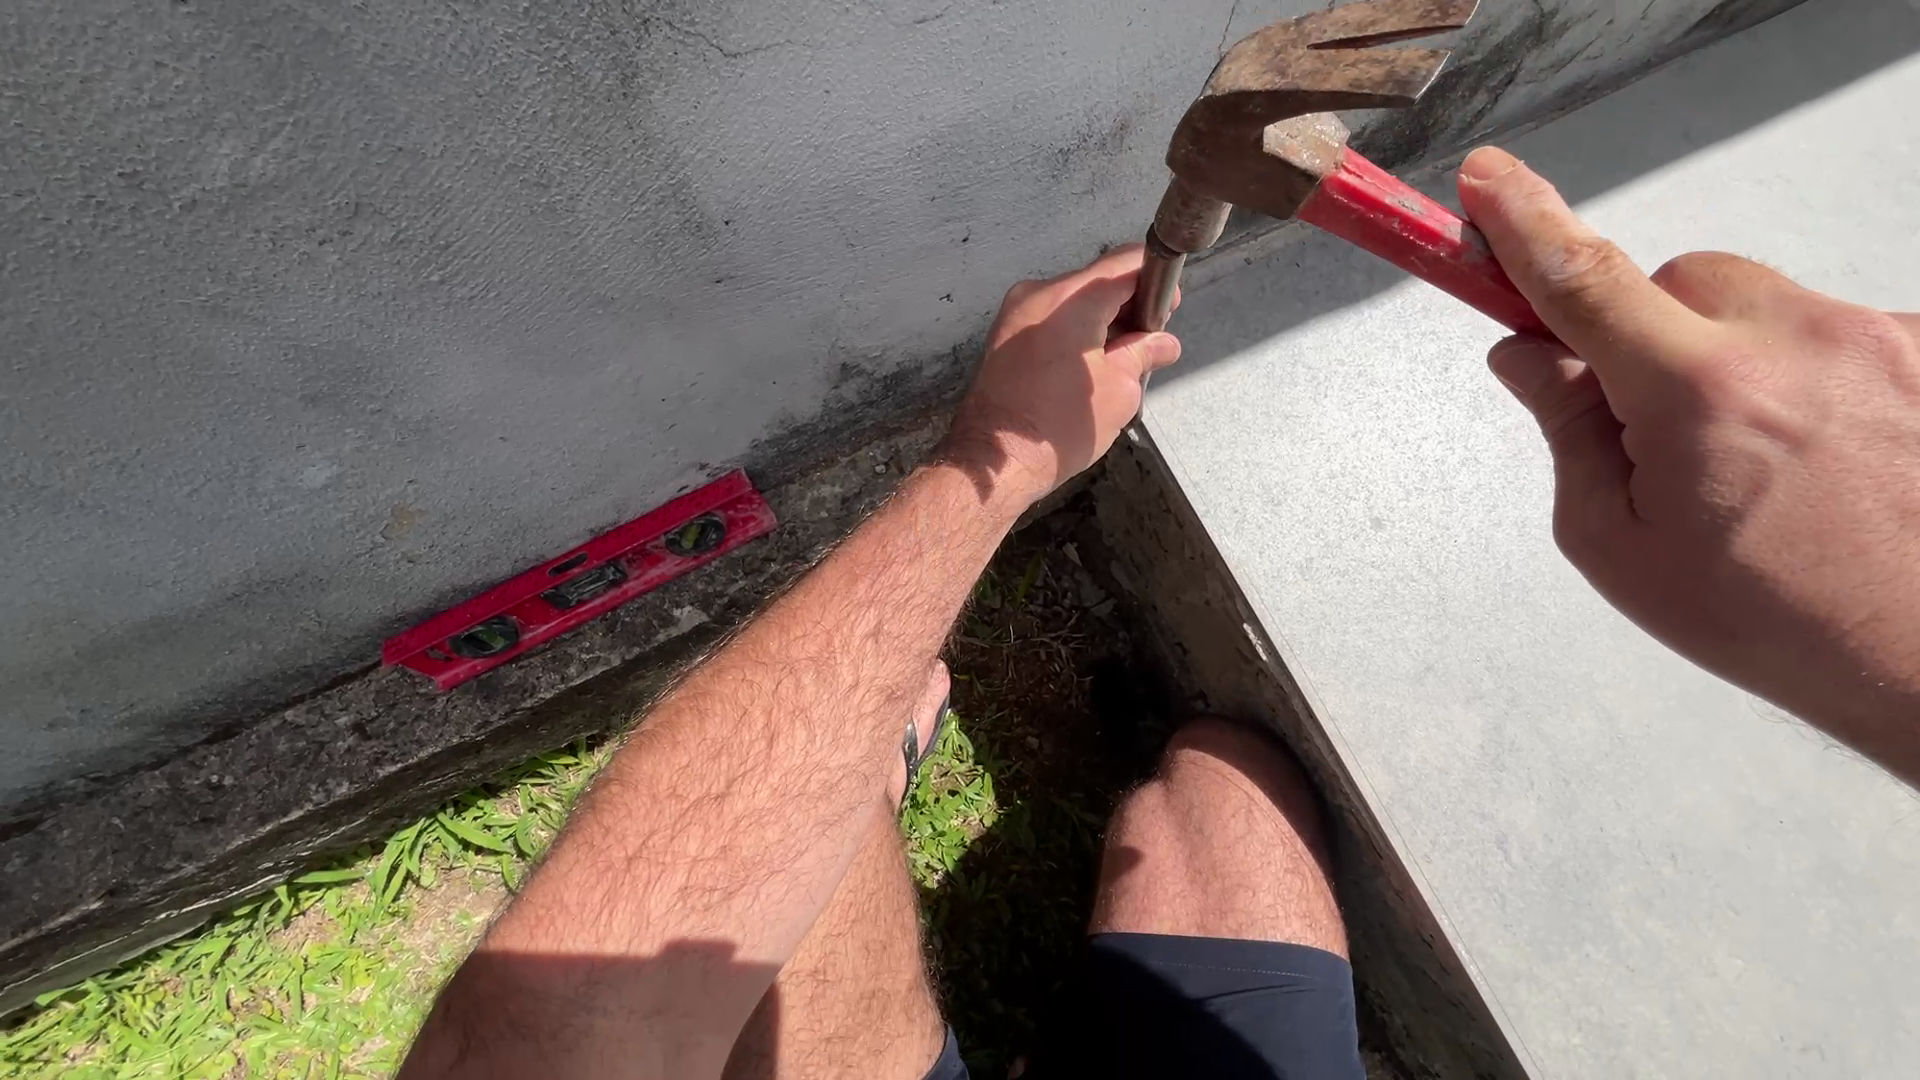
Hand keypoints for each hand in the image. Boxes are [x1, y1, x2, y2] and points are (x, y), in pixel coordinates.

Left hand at [939, 245, 1180, 506]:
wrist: (995, 463)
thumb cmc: (1057, 429)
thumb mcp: (1119, 391)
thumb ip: (1143, 355)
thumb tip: (1163, 344)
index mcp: (1070, 300)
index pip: (1124, 263)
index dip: (1155, 282)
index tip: (1168, 308)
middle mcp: (1037, 295)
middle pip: (1096, 283)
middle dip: (1126, 308)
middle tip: (1145, 345)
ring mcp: (1014, 314)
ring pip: (1071, 303)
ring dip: (1099, 324)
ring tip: (1115, 365)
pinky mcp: (1002, 337)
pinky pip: (1048, 322)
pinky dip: (1072, 336)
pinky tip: (1085, 370)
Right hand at [1458, 145, 1919, 779]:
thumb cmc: (1751, 612)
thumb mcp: (1609, 536)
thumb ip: (1567, 429)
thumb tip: (1524, 355)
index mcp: (1696, 393)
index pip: (1582, 283)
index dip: (1523, 225)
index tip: (1483, 181)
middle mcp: (1799, 342)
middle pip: (1676, 277)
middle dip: (1633, 323)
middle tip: (1630, 407)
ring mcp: (1885, 340)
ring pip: (1754, 301)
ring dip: (1711, 349)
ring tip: (1732, 450)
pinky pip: (1826, 329)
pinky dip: (1788, 370)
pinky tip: (1809, 449)